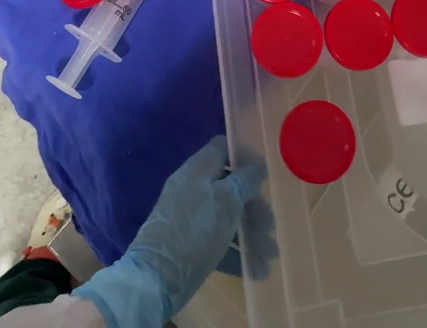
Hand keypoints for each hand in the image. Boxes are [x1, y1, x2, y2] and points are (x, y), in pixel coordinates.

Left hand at [77, 137, 266, 327]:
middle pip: (229, 187)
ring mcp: (190, 218)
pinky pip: (218, 242)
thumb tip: (257, 165)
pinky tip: (256, 270)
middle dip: (254, 206)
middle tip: (271, 226)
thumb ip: (244, 181)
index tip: (266, 173)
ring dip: (251, 234)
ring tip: (269, 256)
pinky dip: (237, 253)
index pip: (223, 148)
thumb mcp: (225, 202)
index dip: (245, 156)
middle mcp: (193, 188)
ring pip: (227, 217)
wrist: (156, 278)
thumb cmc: (195, 231)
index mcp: (198, 169)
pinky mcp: (190, 245)